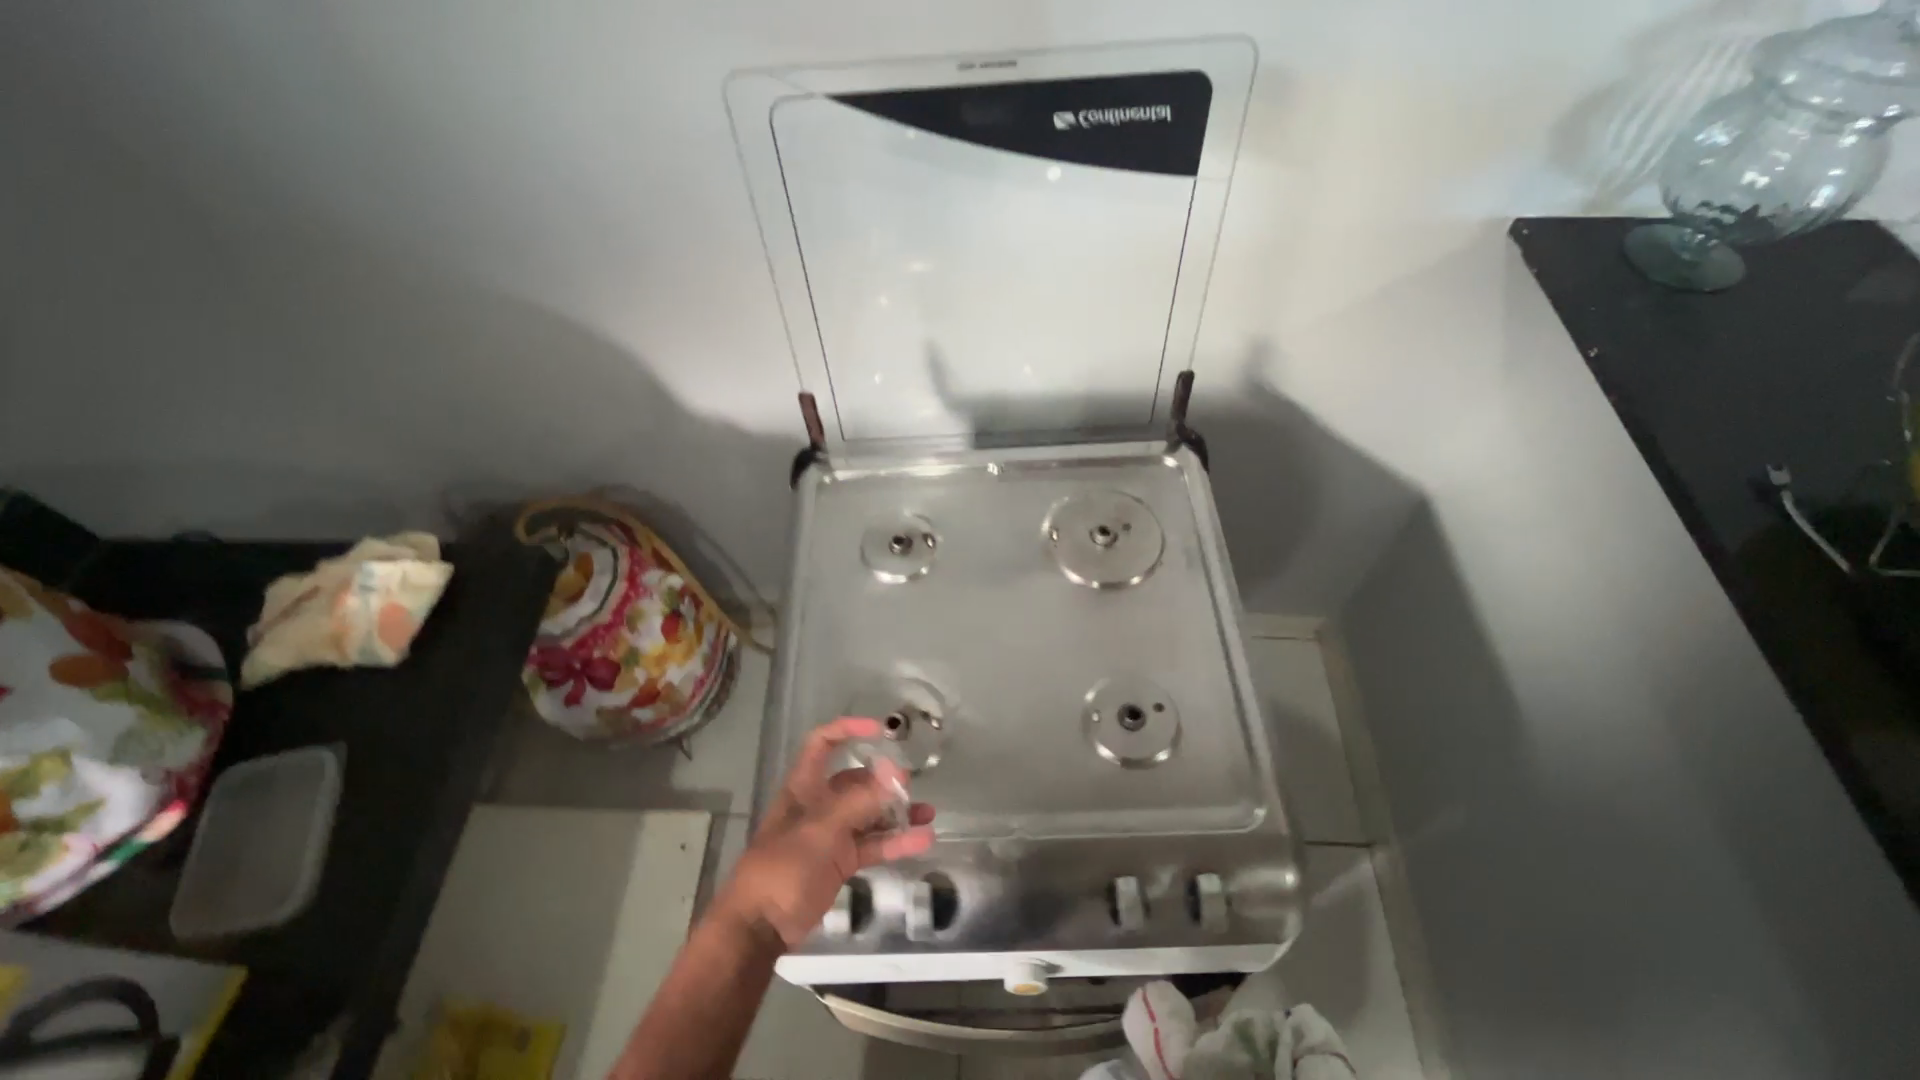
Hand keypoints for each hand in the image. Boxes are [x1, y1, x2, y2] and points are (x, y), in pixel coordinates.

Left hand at [713, 717, 935, 947]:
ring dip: (896, 812)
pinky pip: (873, 845)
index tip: (880, 730)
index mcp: (803, 789)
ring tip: (927, 813)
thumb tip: (895, 774)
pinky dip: (896, 842)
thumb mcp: (820, 831)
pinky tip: (922, 840)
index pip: (822, 745)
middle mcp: (819, 806)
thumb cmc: (782, 869)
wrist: (760, 926)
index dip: (848, 730)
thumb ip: (859, 802)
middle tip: (909, 784)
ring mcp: (831, 835)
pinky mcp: (841, 863)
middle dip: (883, 779)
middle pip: (854, 781)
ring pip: (869, 814)